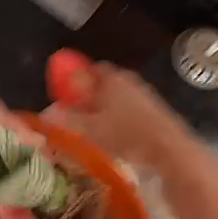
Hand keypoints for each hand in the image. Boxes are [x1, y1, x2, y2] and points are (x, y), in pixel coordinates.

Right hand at [43, 62, 201, 176]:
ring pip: (120, 98)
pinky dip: (122, 119)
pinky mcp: (156, 112)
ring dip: (107, 109)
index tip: (69, 94)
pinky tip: (117, 137)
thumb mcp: (89, 129)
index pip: (93, 68)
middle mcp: (130, 81)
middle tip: (79, 113)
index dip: (79, 79)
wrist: (170, 150)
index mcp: (112, 78)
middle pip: (106, 83)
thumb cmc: (126, 134)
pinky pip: (132, 110)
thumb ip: (66, 119)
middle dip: (91, 96)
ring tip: (96, 129)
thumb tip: (47, 112)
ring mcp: (146, 95)